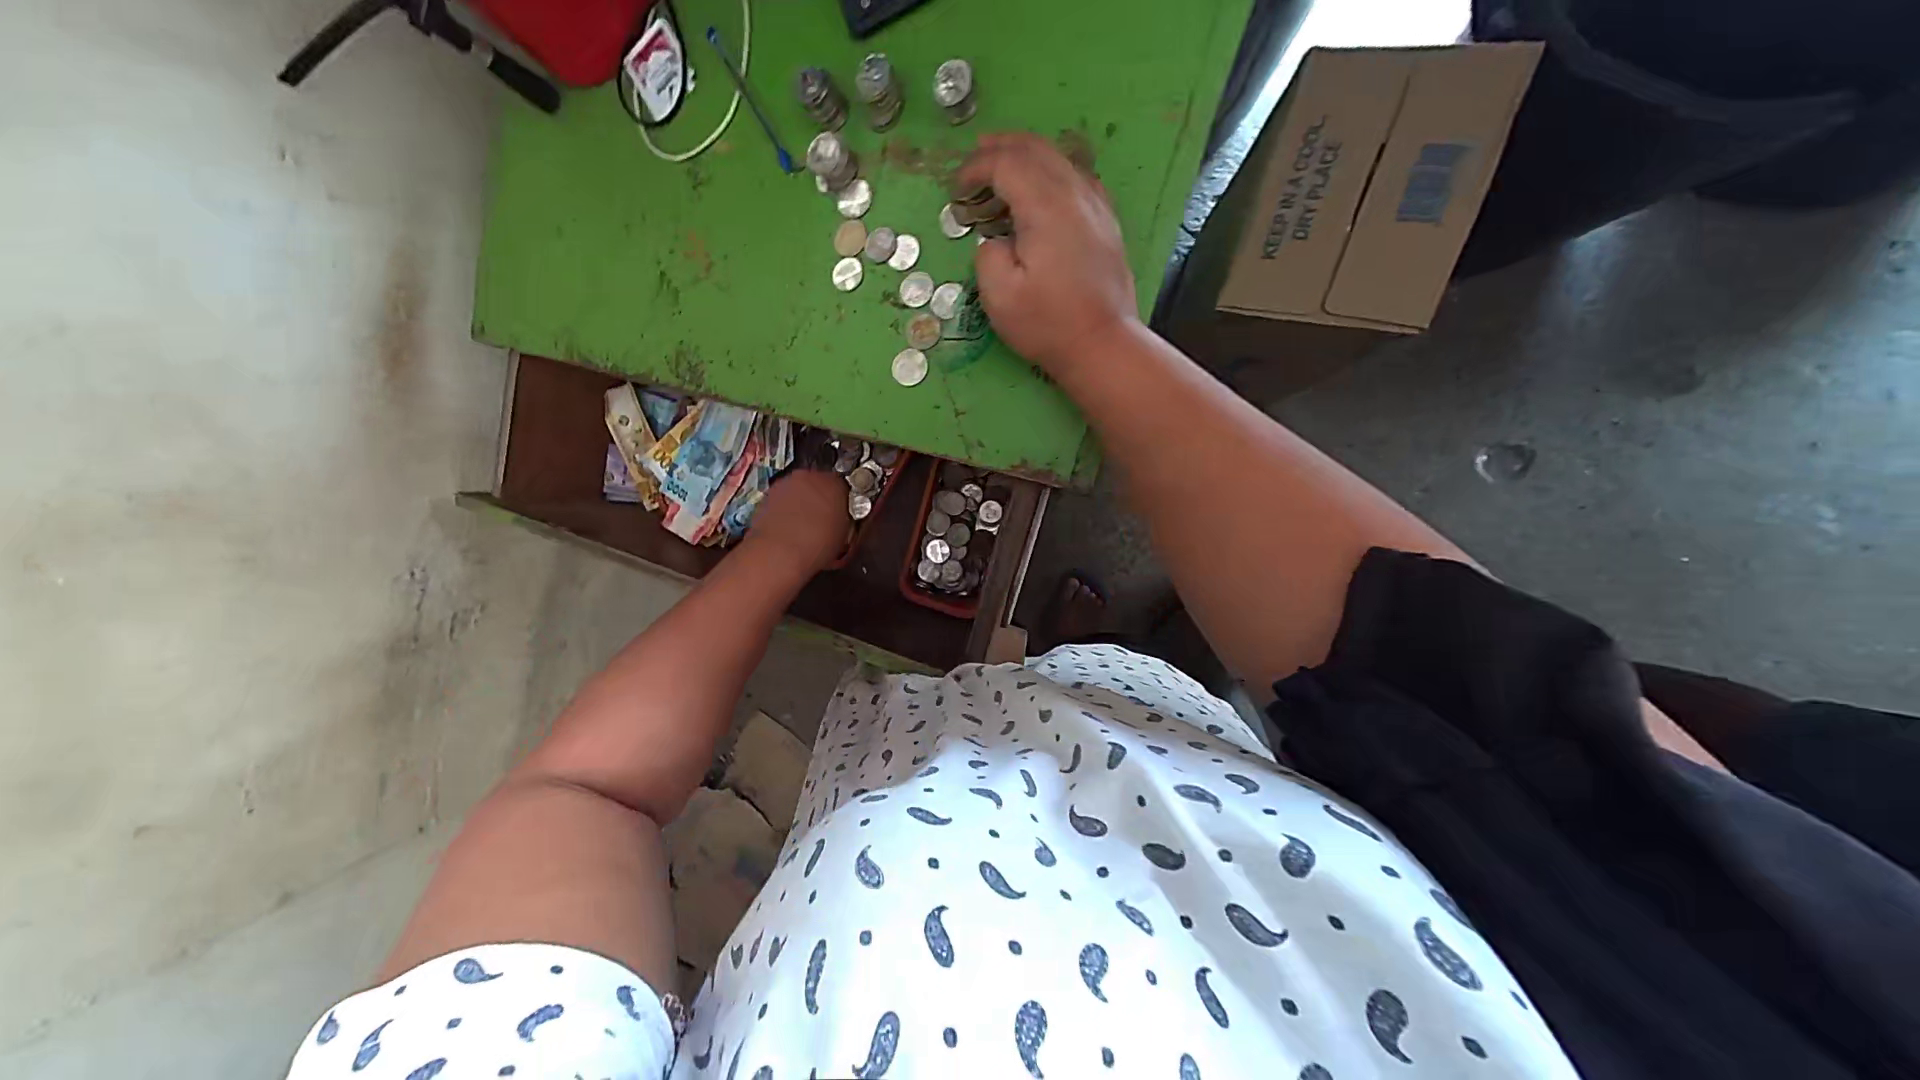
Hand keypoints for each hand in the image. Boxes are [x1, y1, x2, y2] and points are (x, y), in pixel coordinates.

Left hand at [744, 468, 848, 575]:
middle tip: (825, 520)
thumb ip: (846, 519)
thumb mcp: (845, 535)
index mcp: (835, 483)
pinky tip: (789, 528)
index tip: (844, 515)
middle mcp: (810, 476)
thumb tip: (843, 519)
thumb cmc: (817, 546)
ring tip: (805, 526)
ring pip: (800, 490)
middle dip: (823, 499)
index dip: (845, 501)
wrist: (778, 553)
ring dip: (803, 502)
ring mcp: (786, 483)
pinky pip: (784, 499)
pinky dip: (787, 509)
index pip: (845, 486)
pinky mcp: (768, 494)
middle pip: (820, 483)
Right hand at [958, 133, 1141, 380]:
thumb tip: (997, 240)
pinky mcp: (1106, 223)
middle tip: (974, 158)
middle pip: (1035, 149)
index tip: (957, 191)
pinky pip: (1078, 179)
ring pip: (1059, 160)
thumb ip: (988, 255)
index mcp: (1046, 207)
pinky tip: (1043, 189)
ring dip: (1026, 157)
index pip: (1006, 163)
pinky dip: (1052, 173)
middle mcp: (1075, 194)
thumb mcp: (999, 296)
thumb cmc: (1048, 324)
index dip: (975, 169)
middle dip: (1000, 148)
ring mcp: (1096, 206)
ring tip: (1003, 168)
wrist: (1103, 344)